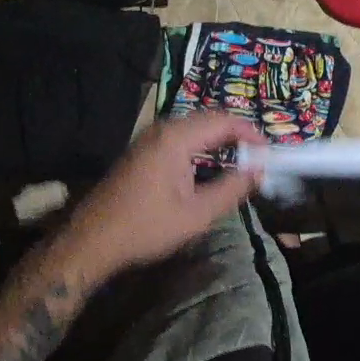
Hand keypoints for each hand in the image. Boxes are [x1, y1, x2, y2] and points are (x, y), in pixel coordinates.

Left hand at [69, 112, 266, 274]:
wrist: (90, 242)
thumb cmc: (145, 228)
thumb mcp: (197, 214)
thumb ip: (232, 189)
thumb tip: (259, 171)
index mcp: (177, 138)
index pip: (224, 121)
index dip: (251, 133)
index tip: (269, 152)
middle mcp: (163, 129)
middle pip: (209, 119)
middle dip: (237, 134)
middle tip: (258, 156)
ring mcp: (149, 138)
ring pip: (194, 127)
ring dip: (218, 139)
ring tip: (239, 160)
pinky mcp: (141, 150)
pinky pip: (180, 136)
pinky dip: (201, 145)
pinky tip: (209, 166)